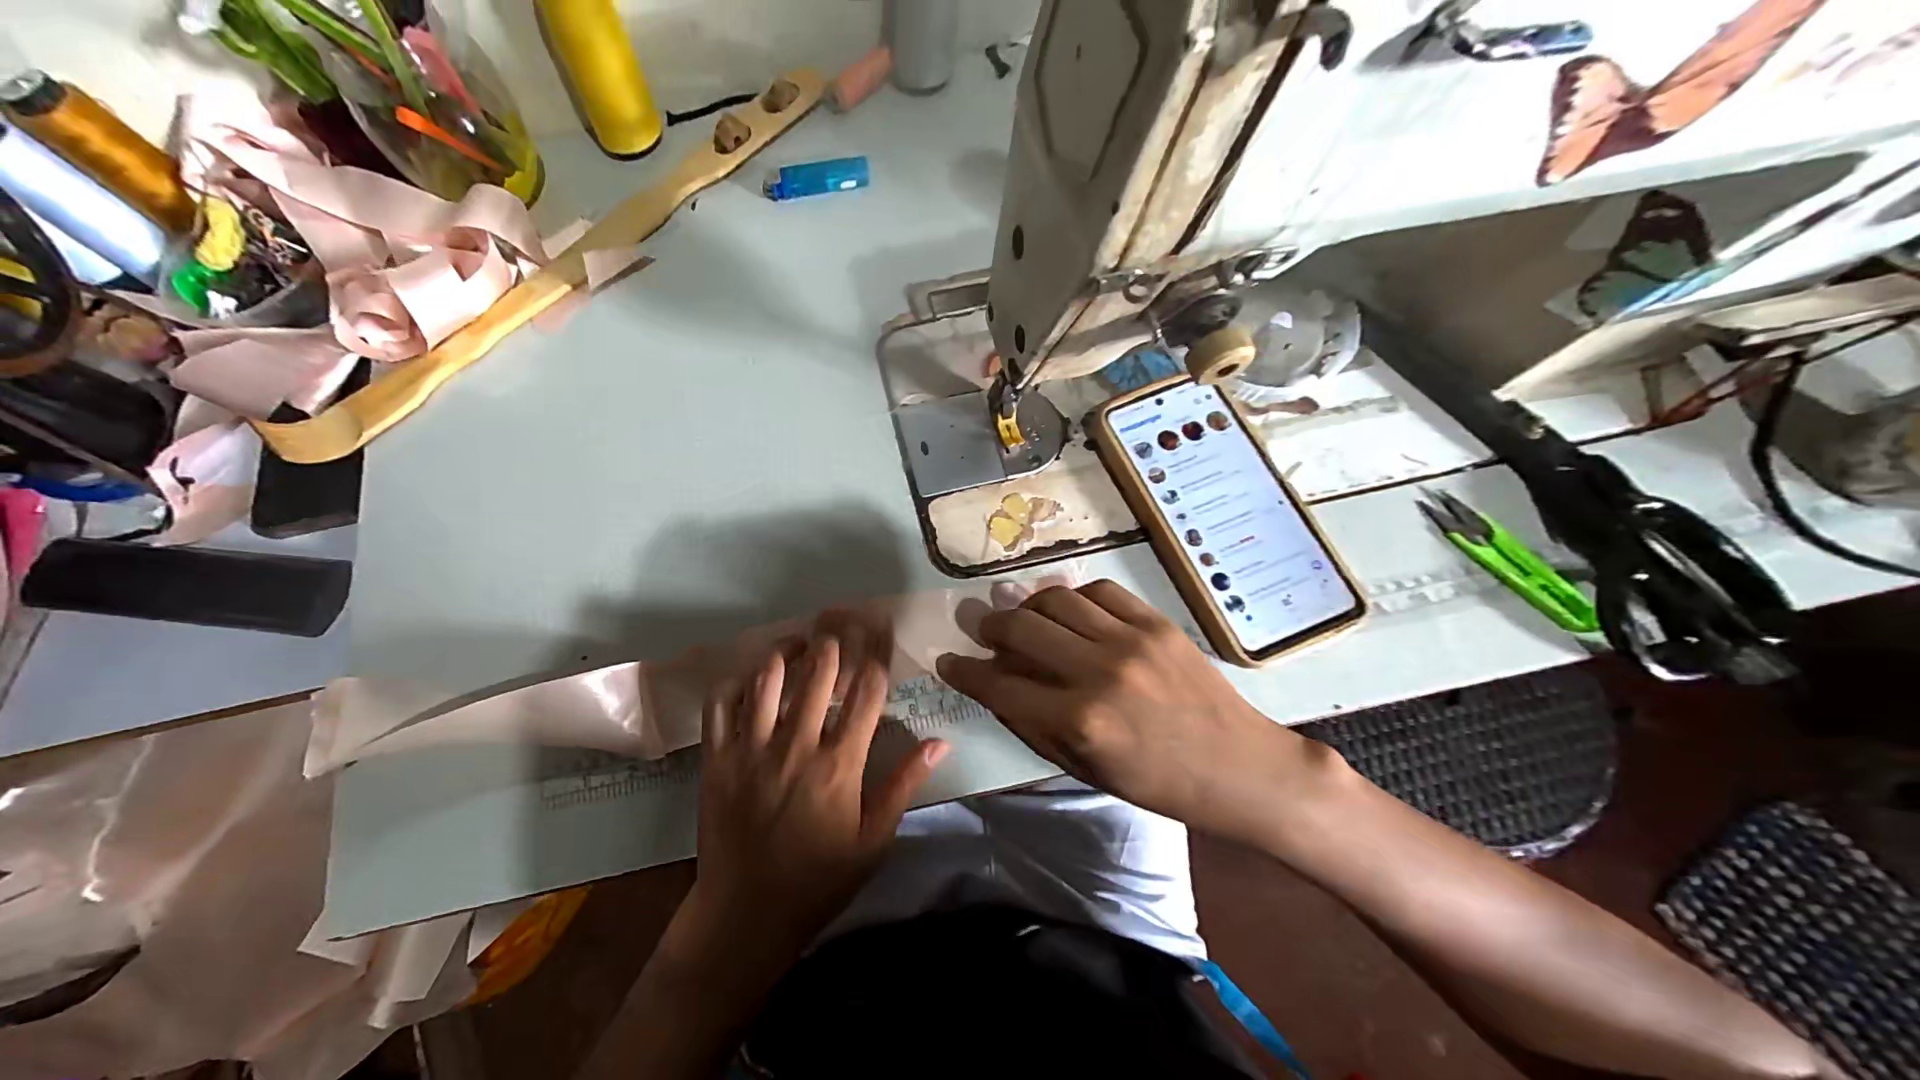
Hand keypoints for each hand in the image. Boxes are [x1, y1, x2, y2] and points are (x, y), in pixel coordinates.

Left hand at [692, 624, 948, 948]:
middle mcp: (797, 747)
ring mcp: (752, 750)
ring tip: (798, 643)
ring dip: (786, 652)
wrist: (746, 915)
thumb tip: (939, 742)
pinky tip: (751, 675)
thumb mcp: (874, 840)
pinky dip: (736, 681)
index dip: (877, 657)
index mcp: (841, 765)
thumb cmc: (819, 880)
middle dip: (833, 643)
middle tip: (838, 627)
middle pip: (818, 673)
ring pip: (768, 679)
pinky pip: (721, 705)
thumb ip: (904, 785)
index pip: (867, 693)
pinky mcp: (717, 759)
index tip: (881, 635)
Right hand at [936, 580, 1340, 841]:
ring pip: (1055, 600)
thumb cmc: (1156, 782)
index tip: (949, 661)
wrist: (1238, 766)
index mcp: (1078, 722)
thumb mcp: (1085, 769)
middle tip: (984, 633)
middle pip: (1020, 628)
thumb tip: (993, 686)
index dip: (965, 672)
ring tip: (1024, 618)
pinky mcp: (1156, 623)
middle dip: (989, 628)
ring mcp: (1130, 641)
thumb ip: (1032, 726)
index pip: (998, 685)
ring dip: (1028, 607)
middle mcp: (1098, 673)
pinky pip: (1099, 591)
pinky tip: (1071, 613)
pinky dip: (1074, 598)